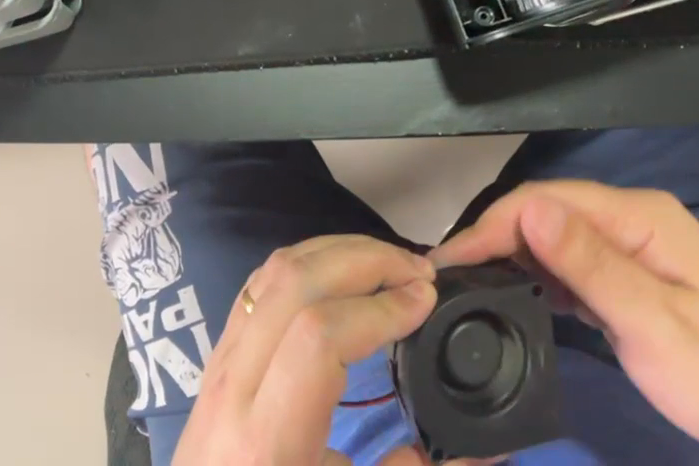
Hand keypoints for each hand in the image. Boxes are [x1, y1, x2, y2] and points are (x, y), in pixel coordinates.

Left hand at [172, 235, 438, 465]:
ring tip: (392, 264)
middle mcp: (236, 384)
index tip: (427, 302)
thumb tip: (480, 450)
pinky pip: (260, 283)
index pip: (319, 335)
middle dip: (367, 260)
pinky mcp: (218, 353)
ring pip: (274, 271)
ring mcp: (220, 361)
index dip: (380, 307)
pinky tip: (346, 273)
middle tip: (421, 272)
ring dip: (339, 251)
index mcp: (268, 438)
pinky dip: (309, 261)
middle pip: (296, 283)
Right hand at [430, 182, 698, 464]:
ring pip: (558, 234)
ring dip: (518, 256)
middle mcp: (636, 218)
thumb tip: (528, 210)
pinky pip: (577, 260)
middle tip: (452, 279)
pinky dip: (546, 275)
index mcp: (641, 217)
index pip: (547, 201)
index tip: (449, 264)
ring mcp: (637, 244)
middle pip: (549, 211)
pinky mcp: (636, 272)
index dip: (492, 226)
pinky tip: (529, 298)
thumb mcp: (656, 325)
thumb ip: (590, 265)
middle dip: (497, 238)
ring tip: (477, 286)